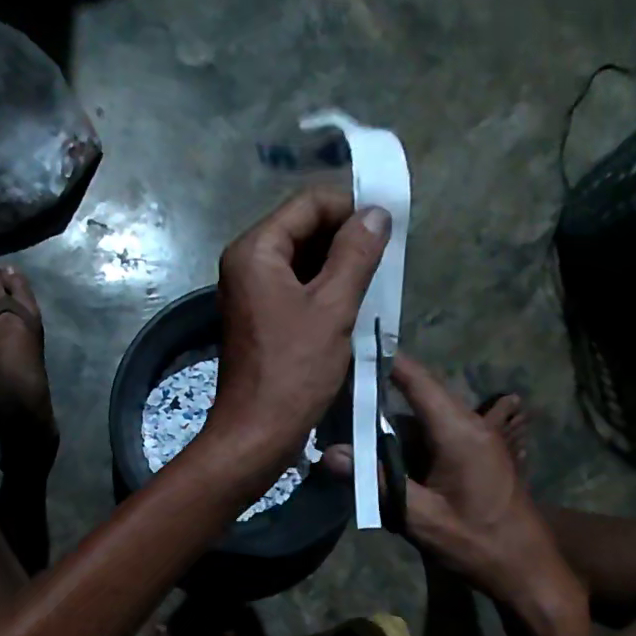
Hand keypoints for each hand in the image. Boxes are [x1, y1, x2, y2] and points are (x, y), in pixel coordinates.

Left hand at [206, 187, 390, 468]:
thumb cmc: (294, 371)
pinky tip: (353, 302)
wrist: (257, 432)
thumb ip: (356, 254)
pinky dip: (323, 288)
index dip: (351, 207)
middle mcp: (245, 264)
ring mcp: (249, 291)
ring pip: (301, 259)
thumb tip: (376, 213)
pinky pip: (294, 286)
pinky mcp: (258, 316)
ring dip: (338, 264)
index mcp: (255, 251)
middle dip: (345, 237)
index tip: (390, 224)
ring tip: (375, 280)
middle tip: (387, 255)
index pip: (309, 204)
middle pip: (302, 228)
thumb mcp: (333, 308)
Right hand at [328, 355, 575, 606]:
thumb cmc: (477, 543)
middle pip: (415, 400)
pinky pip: (433, 437)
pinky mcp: (475, 457)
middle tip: (334, 399)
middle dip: (376, 399)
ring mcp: (477, 441)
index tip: (352, 345)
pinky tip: (380, 459)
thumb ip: (375, 482)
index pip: (417, 382)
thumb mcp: (420, 518)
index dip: (385, 360)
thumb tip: (328, 453)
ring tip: (348, 429)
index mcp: (460, 433)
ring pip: (422, 421)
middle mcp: (471, 428)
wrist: (528, 571)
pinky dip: (404, 443)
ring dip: (388, 428)